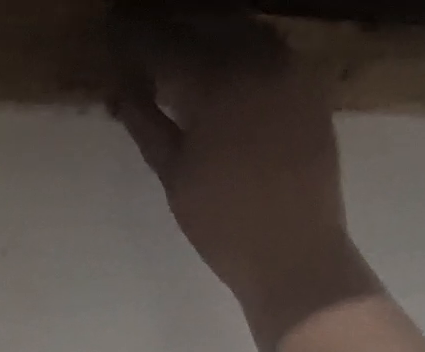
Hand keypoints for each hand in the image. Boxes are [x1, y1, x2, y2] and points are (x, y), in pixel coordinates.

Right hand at [109, 11, 380, 350]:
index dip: (132, 36)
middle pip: (204, 22)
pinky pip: (273, 51)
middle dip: (171, 28)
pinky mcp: (312, 90)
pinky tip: (228, 74)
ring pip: (243, 29)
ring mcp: (291, 72)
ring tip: (186, 56)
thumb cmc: (225, 226)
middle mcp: (256, 61)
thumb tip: (120, 90)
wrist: (296, 254)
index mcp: (214, 83)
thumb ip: (147, 124)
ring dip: (210, 33)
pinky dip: (244, 50)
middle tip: (145, 44)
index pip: (162, 42)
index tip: (111, 32)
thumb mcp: (175, 177)